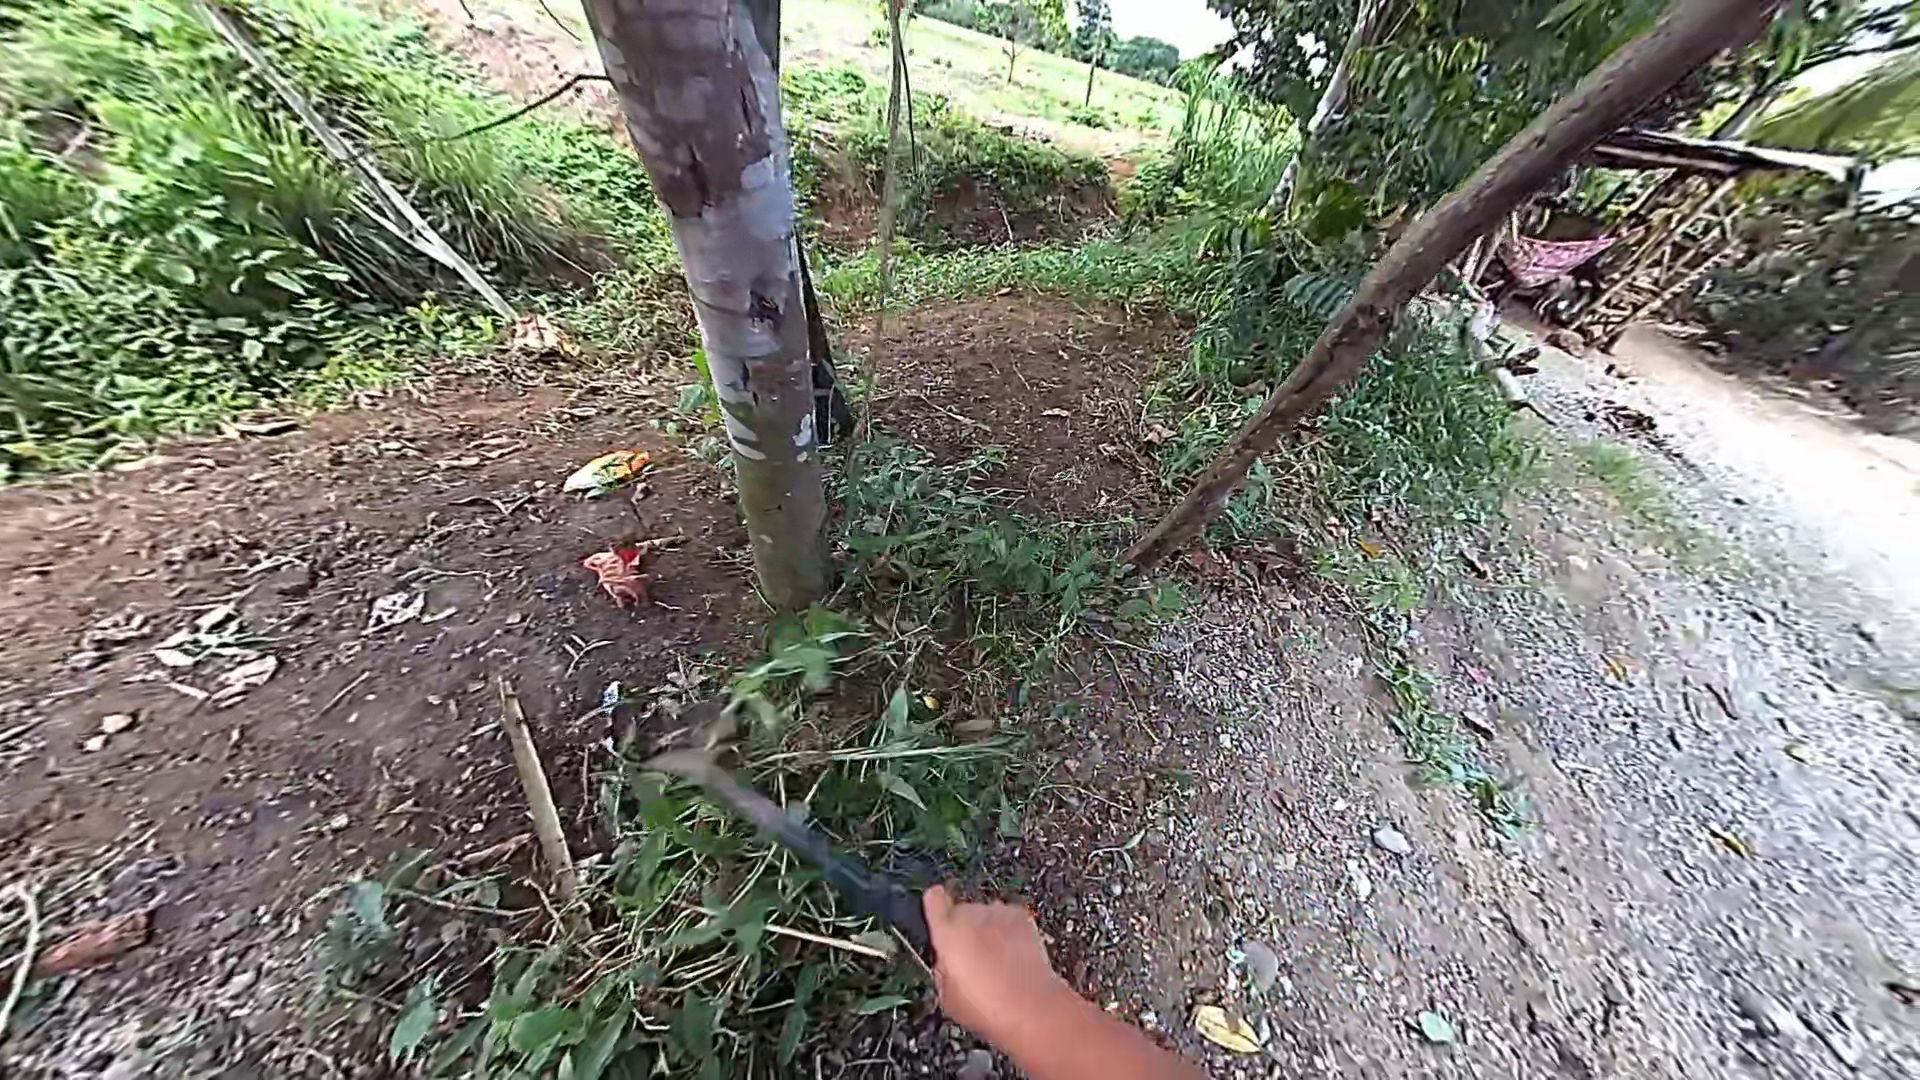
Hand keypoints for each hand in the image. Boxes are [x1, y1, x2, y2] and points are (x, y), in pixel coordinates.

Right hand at [922, 884, 1074, 1045]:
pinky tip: (1014, 957)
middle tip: (974, 959)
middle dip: (964, 930)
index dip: (935, 904)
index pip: (933, 900)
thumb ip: (943, 968)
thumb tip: (947, 958)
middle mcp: (970, 914)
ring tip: (998, 963)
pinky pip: (1007, 918)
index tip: (937, 909)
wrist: (1031, 1006)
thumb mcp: (949, 999)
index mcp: (947, 933)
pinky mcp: (1019, 914)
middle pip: (961, 913)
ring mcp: (996, 911)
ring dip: (987, 930)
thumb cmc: (987, 1008)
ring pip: (985, 915)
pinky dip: (1009, 931)